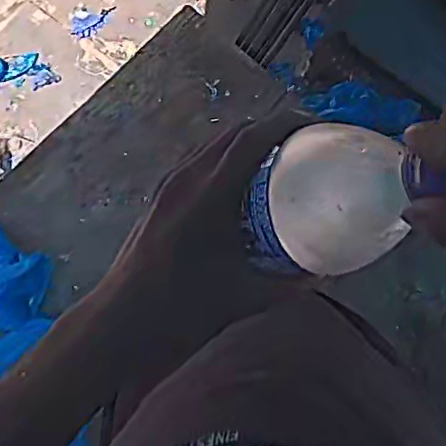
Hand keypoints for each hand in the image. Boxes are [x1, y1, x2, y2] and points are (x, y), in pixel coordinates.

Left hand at [90, 112, 312, 362]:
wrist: (116, 324)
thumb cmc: (180, 312)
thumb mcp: (245, 299)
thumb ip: (292, 285)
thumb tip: (329, 271)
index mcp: (212, 193)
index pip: (254, 136)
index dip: (289, 122)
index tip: (317, 126)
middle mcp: (190, 177)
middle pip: (239, 130)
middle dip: (275, 126)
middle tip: (305, 141)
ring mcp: (172, 182)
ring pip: (219, 140)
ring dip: (251, 137)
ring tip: (278, 154)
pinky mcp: (163, 192)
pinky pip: (203, 155)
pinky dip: (230, 152)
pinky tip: (242, 179)